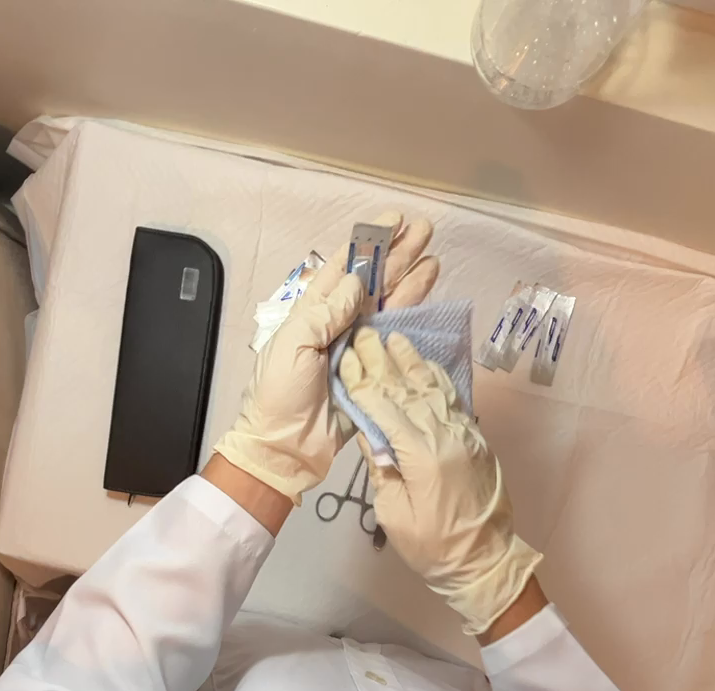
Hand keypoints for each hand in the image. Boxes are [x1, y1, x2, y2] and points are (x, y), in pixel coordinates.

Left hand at [212, 213, 437, 504]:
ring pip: (388, 305)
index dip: (368, 242)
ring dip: (411, 280)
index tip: (393, 219)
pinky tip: (428, 295)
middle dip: (398, 254)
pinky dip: (412, 315)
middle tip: (426, 229)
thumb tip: (356, 281)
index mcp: (311, 313)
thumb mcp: (293, 346)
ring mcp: (358, 347)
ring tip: (434, 255)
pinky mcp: (374, 371)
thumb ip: (325, 312)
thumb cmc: (280, 395)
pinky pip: (395, 337)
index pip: (342, 268)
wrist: (286, 447)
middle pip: (372, 281)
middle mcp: (337, 324)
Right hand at [339, 328, 542, 636]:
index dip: (363, 384)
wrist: (485, 561)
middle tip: (365, 335)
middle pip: (409, 390)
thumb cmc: (432, 548)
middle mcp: (446, 436)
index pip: (385, 409)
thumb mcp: (394, 514)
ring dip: (412, 363)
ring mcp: (465, 435)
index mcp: (422, 455)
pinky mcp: (476, 440)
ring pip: (434, 389)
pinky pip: (453, 400)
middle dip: (383, 362)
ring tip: (395, 339)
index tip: (346, 360)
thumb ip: (381, 469)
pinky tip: (426, 366)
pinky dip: (437, 379)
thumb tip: (369, 433)